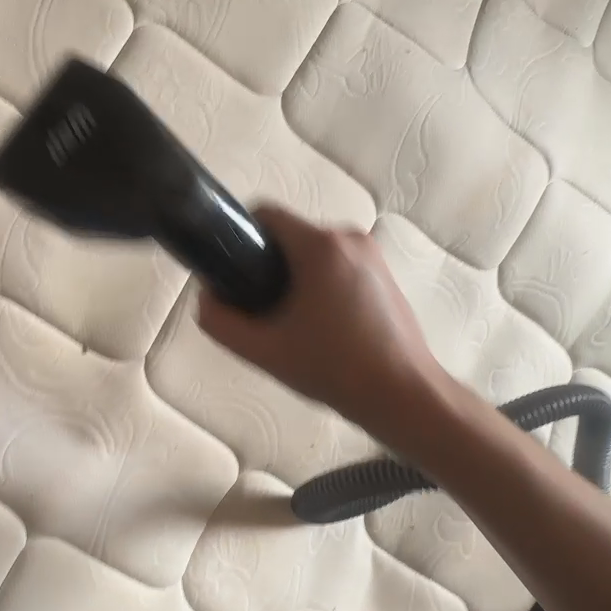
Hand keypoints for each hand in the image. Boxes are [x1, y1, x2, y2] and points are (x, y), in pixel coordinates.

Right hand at [196, 205, 468, 457]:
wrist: (404, 396)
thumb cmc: (333, 368)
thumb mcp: (261, 350)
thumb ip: (217, 320)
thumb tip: (206, 296)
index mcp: (320, 247)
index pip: (264, 214)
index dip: (239, 237)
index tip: (233, 272)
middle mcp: (349, 238)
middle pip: (286, 235)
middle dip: (266, 264)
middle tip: (260, 308)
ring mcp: (371, 253)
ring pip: (309, 250)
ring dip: (292, 276)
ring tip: (290, 320)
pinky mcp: (383, 271)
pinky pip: (333, 262)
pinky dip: (317, 282)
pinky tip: (318, 322)